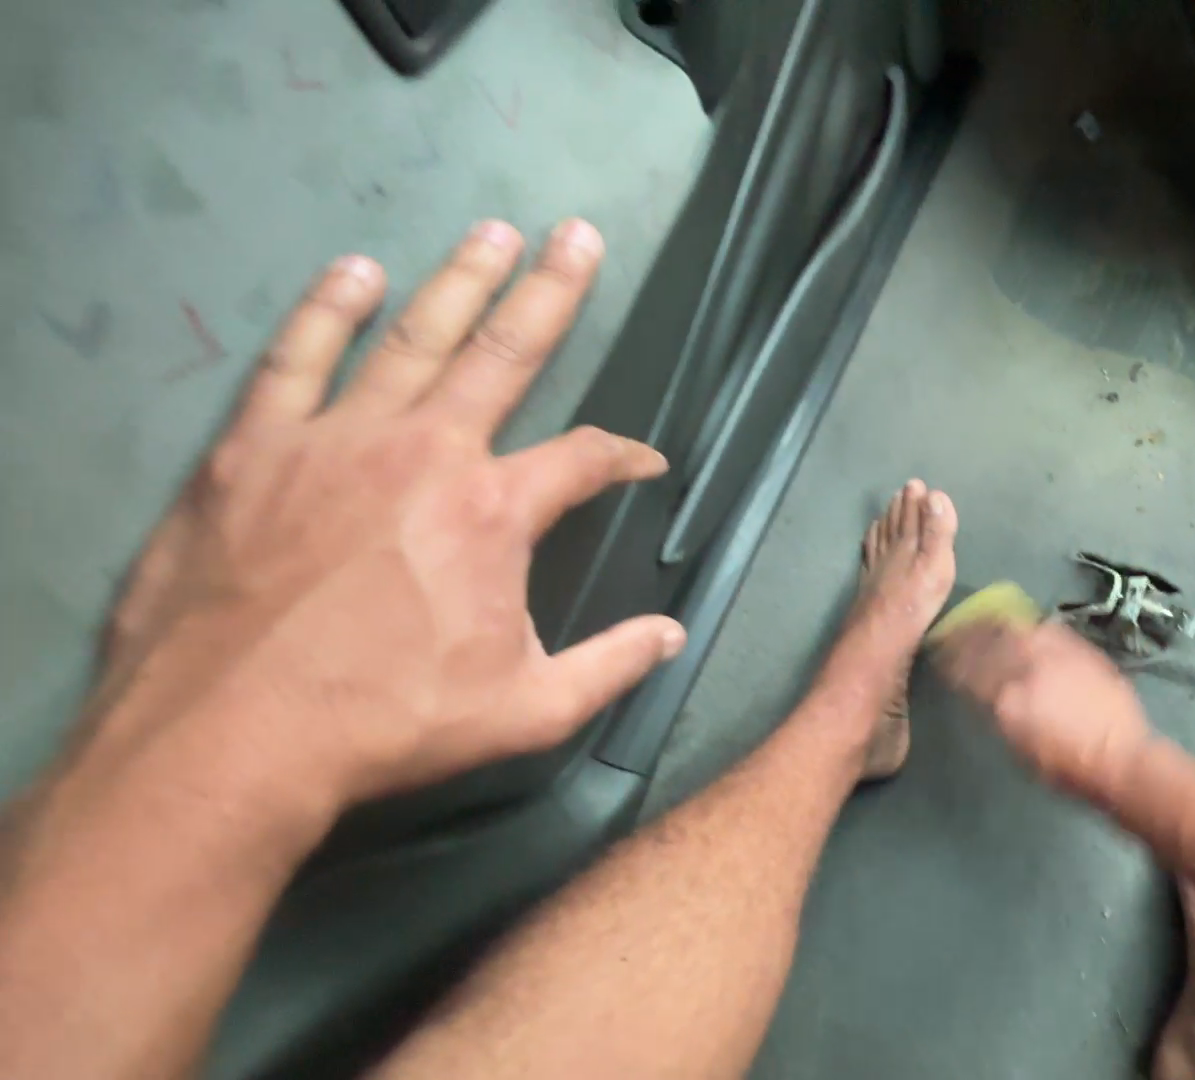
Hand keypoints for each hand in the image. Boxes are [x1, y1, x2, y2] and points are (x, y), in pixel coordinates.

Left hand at [85, 218, 684, 807]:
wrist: (224, 744)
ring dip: (458, 280)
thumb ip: (614, 664)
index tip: (646, 464)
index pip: (587, 458)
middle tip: (580, 237)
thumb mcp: (532, 709)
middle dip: (553, 292)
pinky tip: (356, 272)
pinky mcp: (255, 451)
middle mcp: (425, 452)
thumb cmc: (392, 723)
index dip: (627, 456)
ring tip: (493, 230)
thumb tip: (675, 633)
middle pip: (506, 353)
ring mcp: (335, 441)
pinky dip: (328, 312)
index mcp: (494, 511)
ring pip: (412, 338)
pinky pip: (297, 360)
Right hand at [935, 622, 1151, 800]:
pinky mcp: (1081, 651)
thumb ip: (1000, 714)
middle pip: (991, 642)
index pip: (970, 671)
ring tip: (989, 621)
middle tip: (960, 630)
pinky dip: (1034, 627)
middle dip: (970, 634)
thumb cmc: (1067, 768)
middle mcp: (1029, 670)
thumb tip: (989, 696)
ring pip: (1019, 630)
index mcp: (1008, 699)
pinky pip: (1051, 630)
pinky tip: (1030, 627)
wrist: (1121, 759)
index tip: (942, 654)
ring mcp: (1057, 656)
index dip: (952, 661)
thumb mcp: (1020, 747)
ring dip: (999, 625)